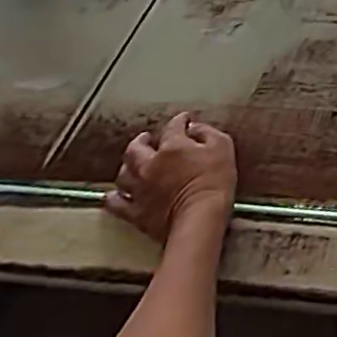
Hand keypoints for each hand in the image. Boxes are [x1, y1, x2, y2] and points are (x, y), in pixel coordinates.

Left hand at [104, 112, 236, 243]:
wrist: (200, 217)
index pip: (173, 127)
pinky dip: (114, 197)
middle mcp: (150, 165)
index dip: (180, 120)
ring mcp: (139, 189)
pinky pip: (116, 203)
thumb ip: (208, 133)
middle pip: (136, 149)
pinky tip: (115, 195)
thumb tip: (195, 128)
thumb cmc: (214, 181)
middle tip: (145, 138)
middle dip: (141, 141)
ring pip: (123, 174)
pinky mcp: (135, 211)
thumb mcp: (222, 147)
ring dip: (127, 166)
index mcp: (172, 147)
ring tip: (132, 164)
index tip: (185, 119)